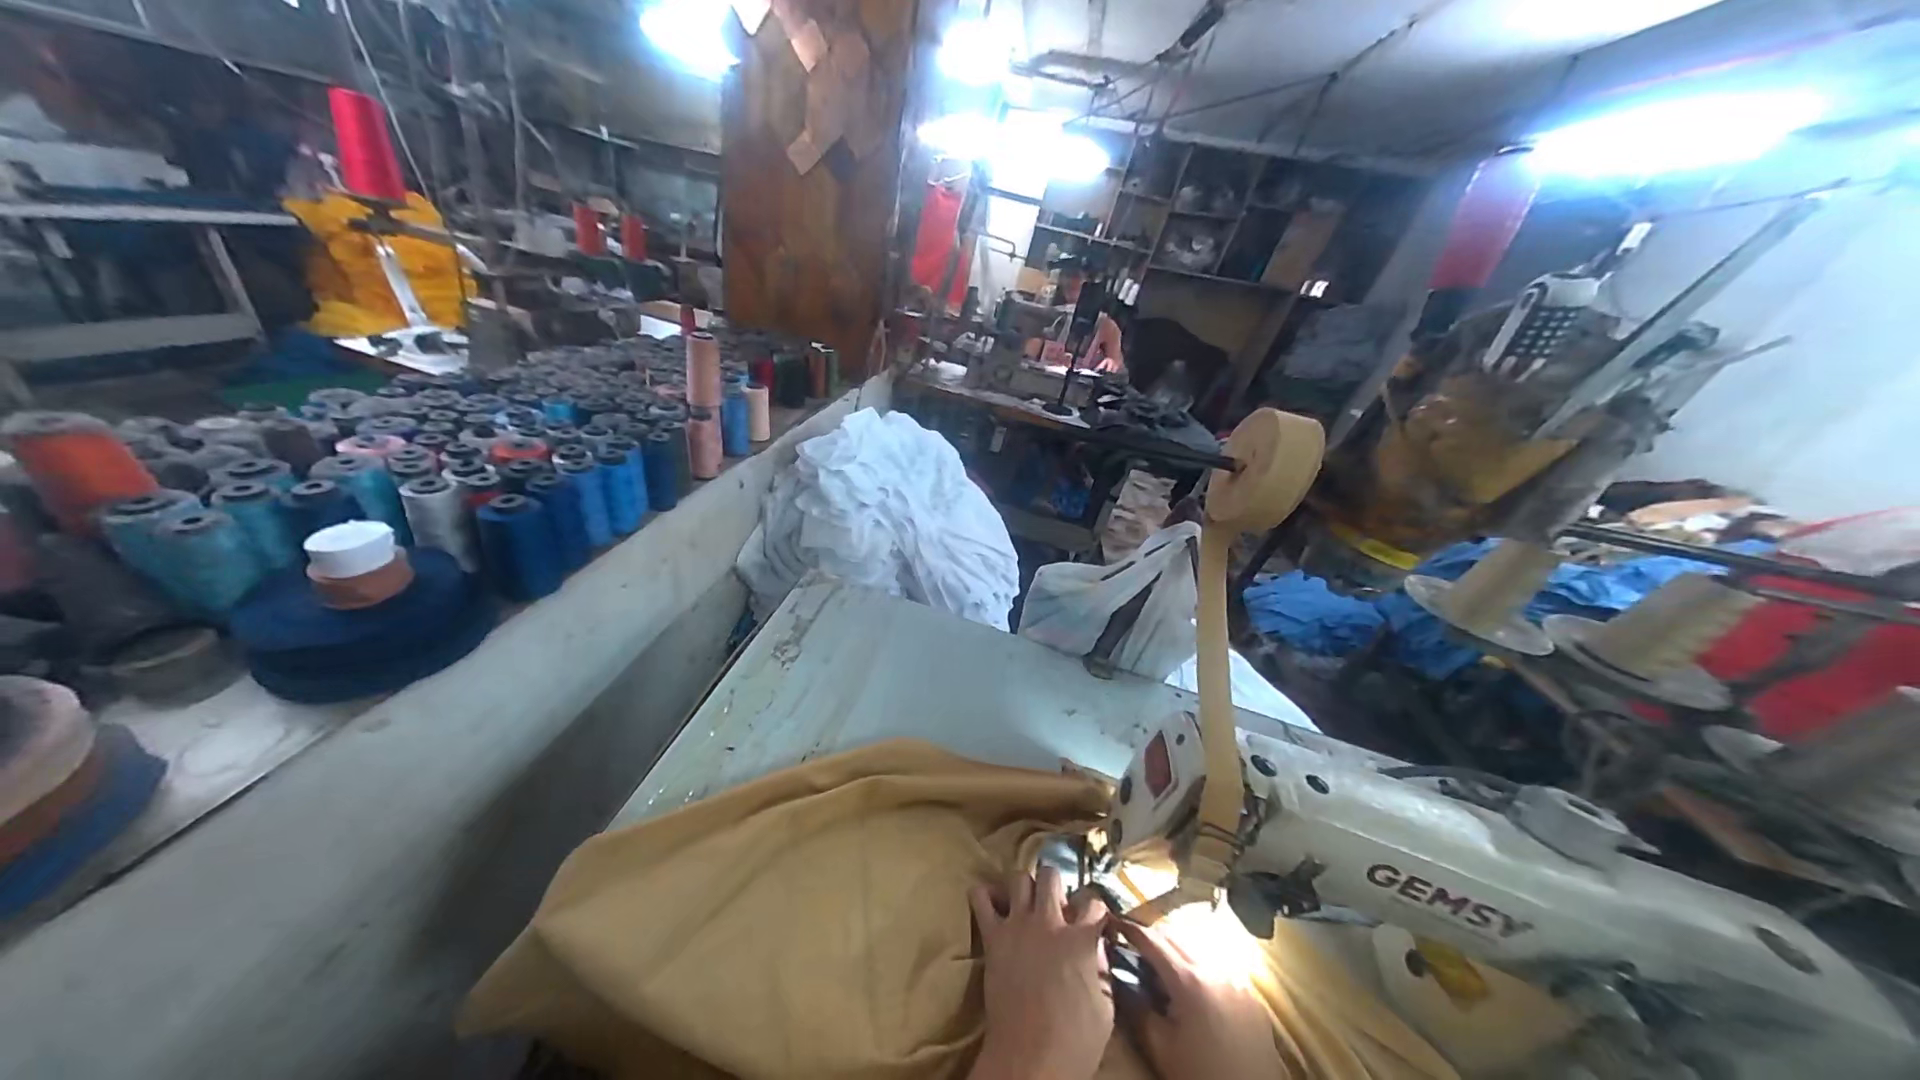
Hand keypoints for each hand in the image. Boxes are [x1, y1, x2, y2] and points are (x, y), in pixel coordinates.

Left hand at [967, 865, 1113, 1079]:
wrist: (1028, 1060)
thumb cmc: (1073, 1042)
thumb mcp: (1105, 1008)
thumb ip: (1101, 969)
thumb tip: (1096, 947)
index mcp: (1081, 940)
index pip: (1093, 902)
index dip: (1095, 910)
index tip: (1093, 920)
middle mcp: (1049, 922)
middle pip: (1051, 875)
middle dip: (1057, 885)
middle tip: (1057, 907)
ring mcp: (1018, 926)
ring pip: (1019, 878)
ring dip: (1026, 887)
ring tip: (1029, 905)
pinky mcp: (993, 937)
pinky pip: (980, 898)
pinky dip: (986, 894)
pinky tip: (996, 904)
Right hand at [1113, 918, 1282, 1079]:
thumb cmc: (1199, 1075)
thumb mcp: (1159, 1045)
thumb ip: (1135, 1005)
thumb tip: (1117, 975)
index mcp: (1188, 980)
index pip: (1152, 940)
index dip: (1130, 928)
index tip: (1114, 922)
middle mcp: (1214, 970)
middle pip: (1176, 936)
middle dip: (1152, 936)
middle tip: (1133, 946)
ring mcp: (1237, 982)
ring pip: (1198, 948)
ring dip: (1176, 948)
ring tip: (1162, 966)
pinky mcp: (1252, 998)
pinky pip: (1219, 967)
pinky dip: (1199, 966)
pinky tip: (1194, 987)